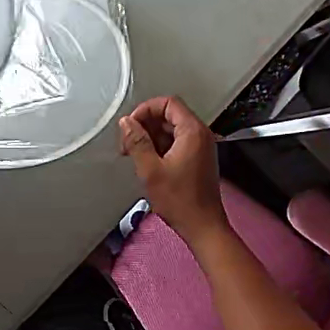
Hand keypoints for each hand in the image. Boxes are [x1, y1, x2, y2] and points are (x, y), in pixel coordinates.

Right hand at [118, 96, 226, 242]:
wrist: (202, 226)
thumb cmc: (182, 203)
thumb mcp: (150, 170)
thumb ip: (137, 142)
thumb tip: (127, 123)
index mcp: (192, 132)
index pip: (168, 103)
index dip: (145, 110)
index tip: (131, 125)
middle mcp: (201, 136)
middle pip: (169, 115)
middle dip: (146, 125)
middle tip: (129, 143)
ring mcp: (201, 148)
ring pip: (172, 130)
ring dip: (152, 138)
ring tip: (137, 156)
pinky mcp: (198, 160)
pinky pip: (177, 144)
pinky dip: (161, 148)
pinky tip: (149, 164)